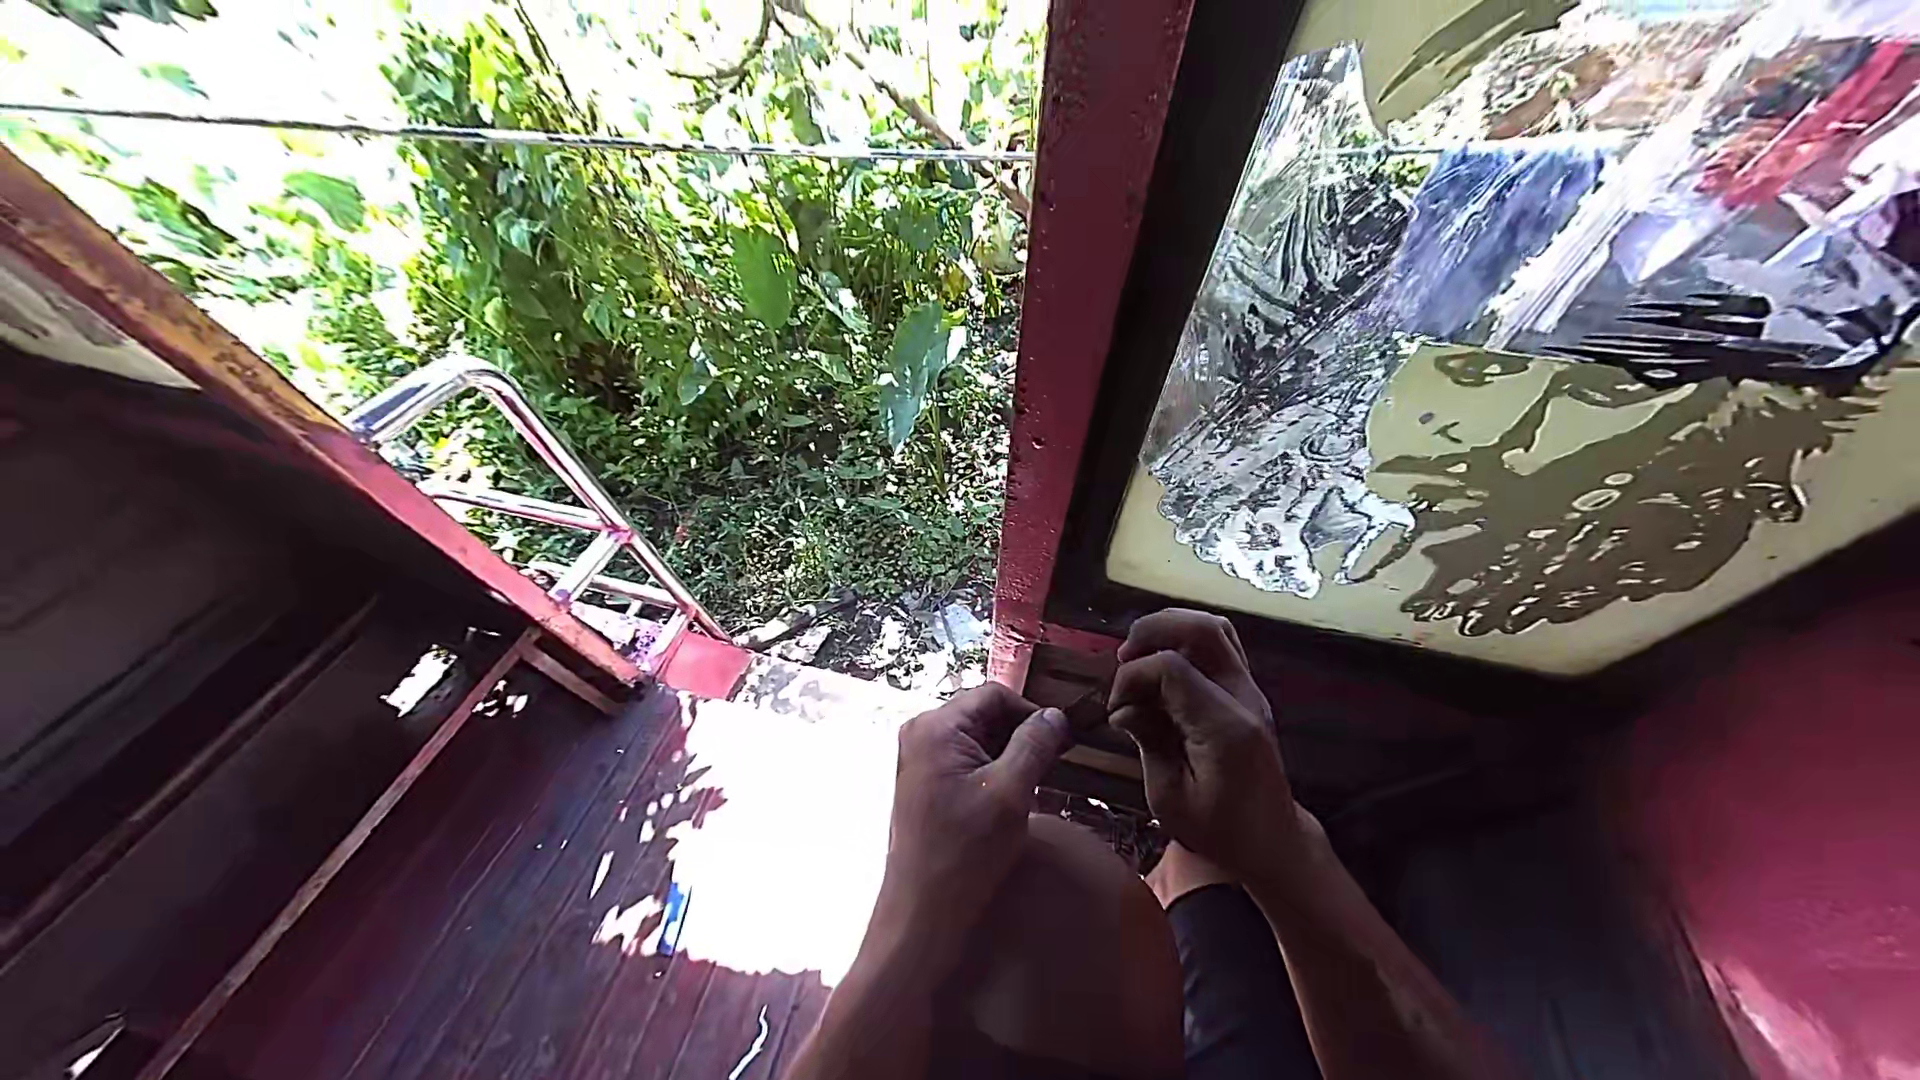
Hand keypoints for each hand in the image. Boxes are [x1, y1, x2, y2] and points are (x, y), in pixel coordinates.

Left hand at [876, 683, 1071, 952]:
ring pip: (977, 736)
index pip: (994, 695)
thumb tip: (1056, 716)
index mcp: (936, 727)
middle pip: (984, 713)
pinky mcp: (924, 779)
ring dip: (1010, 752)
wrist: (922, 915)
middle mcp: (922, 732)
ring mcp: (920, 756)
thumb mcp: (1010, 793)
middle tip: (1054, 761)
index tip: (1061, 738)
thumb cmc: (965, 854)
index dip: (1032, 712)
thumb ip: (1034, 745)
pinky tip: (1012, 794)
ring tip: (1036, 781)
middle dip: (1021, 733)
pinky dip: (993, 767)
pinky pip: (965, 757)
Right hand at [1108, 610, 1304, 879]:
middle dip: (1150, 633)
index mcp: (1226, 728)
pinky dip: (1184, 637)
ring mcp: (1250, 690)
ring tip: (1139, 656)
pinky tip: (1160, 660)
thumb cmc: (1218, 830)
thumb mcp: (1170, 798)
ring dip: (1168, 629)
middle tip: (1123, 661)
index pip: (1171, 668)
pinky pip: (1220, 640)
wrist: (1270, 841)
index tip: (1116, 708)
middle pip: (1200, 628)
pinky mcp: (1247, 689)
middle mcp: (1244, 698)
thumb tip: (1123, 707)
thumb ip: (1148, 742)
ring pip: (1213, 625)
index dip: (1131, 677)